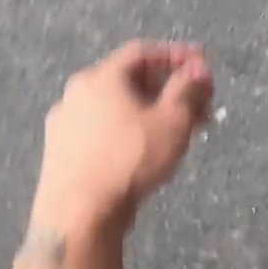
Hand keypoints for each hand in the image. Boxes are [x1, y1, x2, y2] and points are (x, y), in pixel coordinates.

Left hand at [29, 41, 214, 236]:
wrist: (78, 217)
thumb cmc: (131, 157)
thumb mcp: (175, 117)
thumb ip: (188, 86)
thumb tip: (197, 69)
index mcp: (99, 80)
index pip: (144, 52)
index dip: (179, 54)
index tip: (205, 67)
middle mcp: (75, 96)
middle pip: (132, 77)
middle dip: (173, 84)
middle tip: (202, 98)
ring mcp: (64, 126)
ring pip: (121, 103)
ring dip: (158, 106)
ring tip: (187, 124)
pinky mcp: (62, 151)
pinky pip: (106, 124)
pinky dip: (135, 123)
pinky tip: (157, 142)